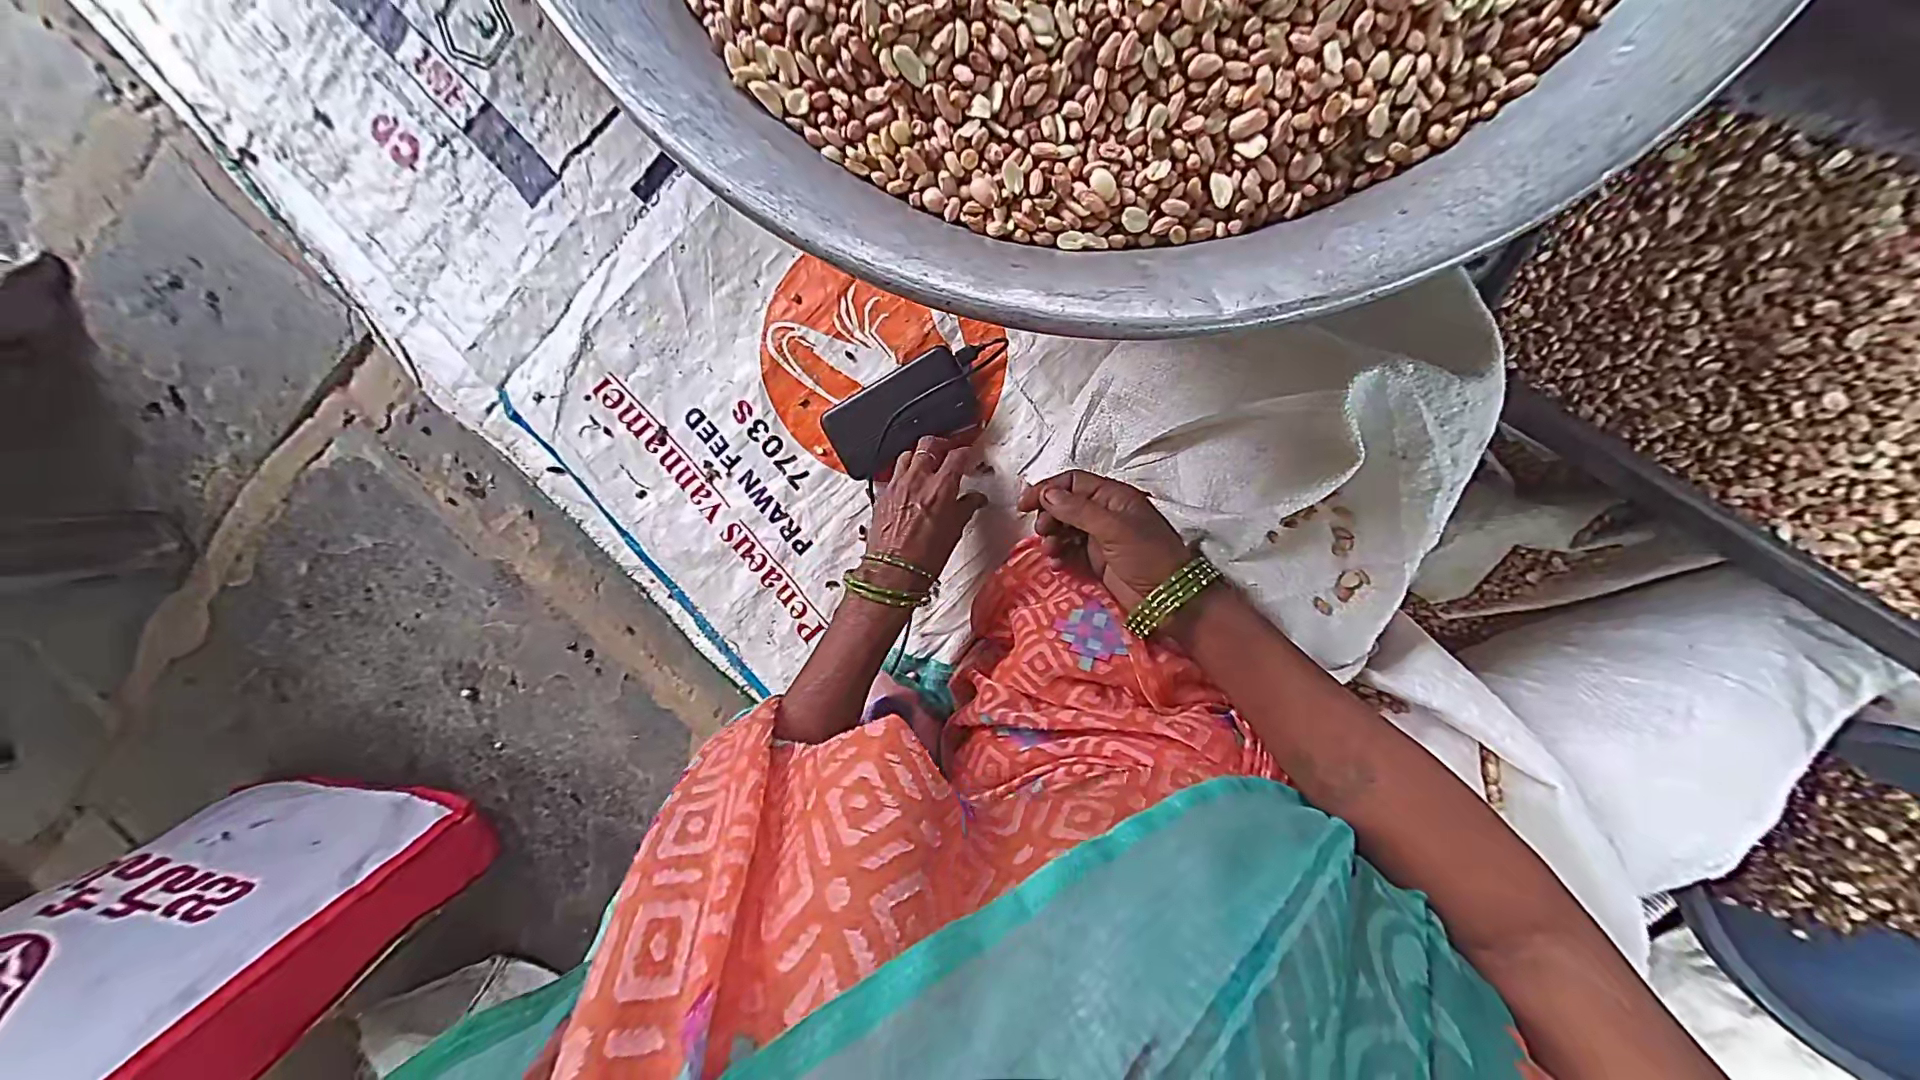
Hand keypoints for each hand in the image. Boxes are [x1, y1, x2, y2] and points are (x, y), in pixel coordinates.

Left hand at [866, 436, 987, 588]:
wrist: (894, 572)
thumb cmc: (923, 558)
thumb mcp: (954, 530)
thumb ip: (965, 507)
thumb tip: (973, 500)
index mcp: (940, 488)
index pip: (957, 455)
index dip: (966, 450)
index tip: (968, 452)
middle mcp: (917, 481)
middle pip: (929, 444)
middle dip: (942, 443)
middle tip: (949, 449)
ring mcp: (897, 486)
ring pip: (908, 454)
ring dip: (920, 455)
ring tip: (928, 462)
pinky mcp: (883, 494)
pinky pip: (894, 472)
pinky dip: (904, 472)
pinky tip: (910, 481)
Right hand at [1017, 471, 1190, 610]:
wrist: (1169, 599)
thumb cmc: (1147, 556)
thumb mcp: (1113, 528)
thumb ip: (1078, 510)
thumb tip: (1048, 494)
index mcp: (1113, 497)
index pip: (1072, 483)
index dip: (1047, 490)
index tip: (1025, 505)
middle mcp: (1105, 514)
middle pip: (1065, 505)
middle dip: (1049, 516)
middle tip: (1042, 531)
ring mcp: (1101, 538)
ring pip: (1065, 529)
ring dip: (1052, 537)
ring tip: (1050, 550)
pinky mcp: (1097, 562)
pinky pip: (1070, 552)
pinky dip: (1059, 555)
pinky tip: (1056, 564)